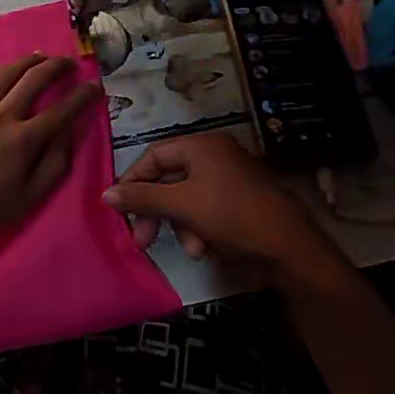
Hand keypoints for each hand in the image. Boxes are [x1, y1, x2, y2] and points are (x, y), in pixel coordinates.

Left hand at [0, 54, 100, 241]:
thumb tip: (67, 135)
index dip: (83, 95)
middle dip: (57, 66)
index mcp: (24, 140)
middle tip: (69, 62)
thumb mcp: (28, 199)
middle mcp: (3, 116)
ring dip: (27, 61)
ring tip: (40, 57)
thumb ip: (53, 166)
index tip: (95, 86)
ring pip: (5, 73)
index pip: (62, 110)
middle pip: (35, 80)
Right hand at [102, 133, 348, 289]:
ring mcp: (227, 178)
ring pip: (185, 200)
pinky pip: (204, 210)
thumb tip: (105, 194)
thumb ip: (142, 198)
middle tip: (141, 239)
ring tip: (193, 248)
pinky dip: (199, 228)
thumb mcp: (182, 205)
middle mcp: (213, 155)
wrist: (289, 246)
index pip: (153, 156)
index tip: (118, 208)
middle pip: (168, 180)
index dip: (133, 182)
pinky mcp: (236, 201)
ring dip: (181, 226)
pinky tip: (206, 248)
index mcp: (200, 145)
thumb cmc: (232, 214)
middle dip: (156, 211)